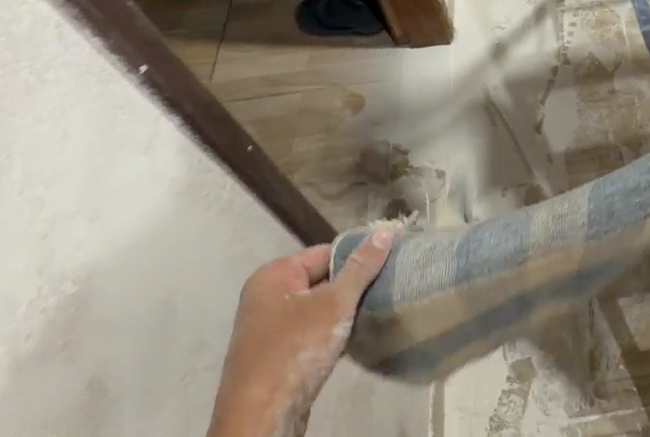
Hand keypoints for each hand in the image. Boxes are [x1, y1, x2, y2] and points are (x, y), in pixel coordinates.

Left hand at [206, 233, 392, 436]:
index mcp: (273, 274)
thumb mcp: (335, 303)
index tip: (389, 265)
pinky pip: (310, 334)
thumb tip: (385, 232)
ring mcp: (268, 329)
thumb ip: (361, 267)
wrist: (260, 418)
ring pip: (317, 310)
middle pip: (321, 280)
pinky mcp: (275, 358)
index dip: (357, 258)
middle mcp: (266, 296)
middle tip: (388, 289)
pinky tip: (355, 340)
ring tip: (377, 313)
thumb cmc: (296, 349)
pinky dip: (331, 336)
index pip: (325, 252)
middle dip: (352, 287)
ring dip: (343, 314)